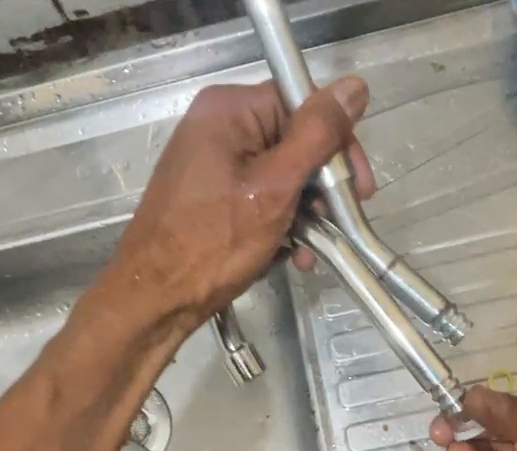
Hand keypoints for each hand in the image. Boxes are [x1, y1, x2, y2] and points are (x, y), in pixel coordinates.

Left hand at [110, 78, 376, 324]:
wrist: (157, 297)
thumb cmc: (214, 243)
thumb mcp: (275, 187)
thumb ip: (317, 136)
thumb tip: (355, 87)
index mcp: (230, 109)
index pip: (303, 105)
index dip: (337, 146)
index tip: (359, 190)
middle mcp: (218, 127)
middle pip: (293, 143)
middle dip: (321, 188)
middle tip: (338, 225)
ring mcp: (212, 164)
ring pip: (280, 177)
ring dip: (305, 215)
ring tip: (313, 249)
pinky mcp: (211, 198)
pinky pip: (259, 200)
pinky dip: (280, 226)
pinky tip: (293, 255)